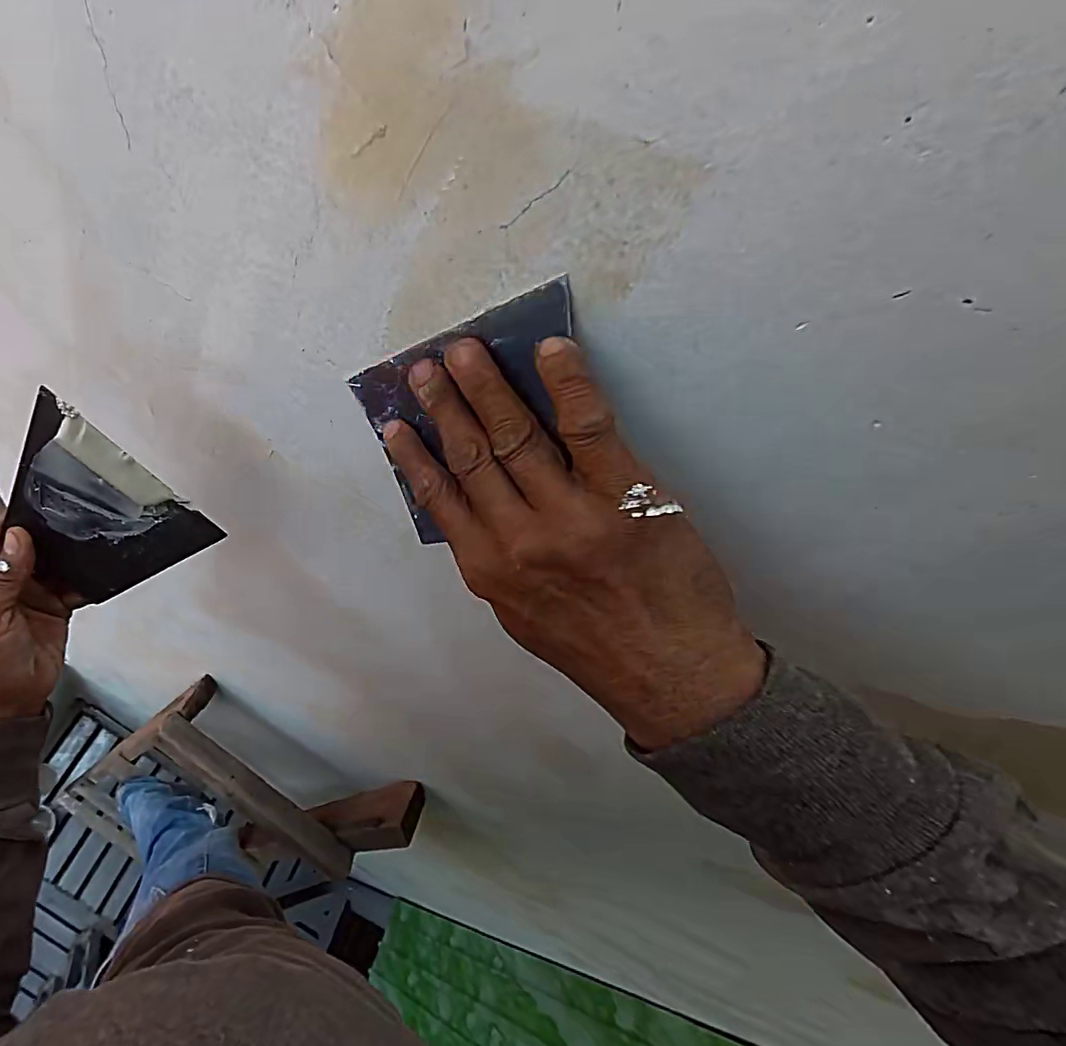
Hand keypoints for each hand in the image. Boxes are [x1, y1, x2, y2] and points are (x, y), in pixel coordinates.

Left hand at [0, 522, 76, 718]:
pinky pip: (70, 583)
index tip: (37, 511)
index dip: (13, 525)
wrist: (13, 704)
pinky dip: (81, 577)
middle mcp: (0, 581)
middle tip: (67, 521)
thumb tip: (17, 537)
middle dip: (44, 535)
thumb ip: (3, 577)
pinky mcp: (53, 604)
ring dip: (64, 553)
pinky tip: (91, 568)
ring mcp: (29, 592)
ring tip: (82, 541)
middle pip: (25, 545)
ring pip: (50, 560)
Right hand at [384, 337, 764, 748]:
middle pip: (472, 456)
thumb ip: (486, 560)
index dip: (413, 455)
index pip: (438, 496)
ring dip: (487, 388)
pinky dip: (567, 385)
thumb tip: (465, 512)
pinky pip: (589, 428)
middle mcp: (518, 538)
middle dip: (445, 406)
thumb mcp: (512, 612)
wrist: (670, 674)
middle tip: (424, 367)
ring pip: (517, 436)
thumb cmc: (587, 643)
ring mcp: (571, 514)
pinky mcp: (628, 495)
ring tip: (465, 352)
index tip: (394, 423)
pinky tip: (550, 351)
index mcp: (485, 567)